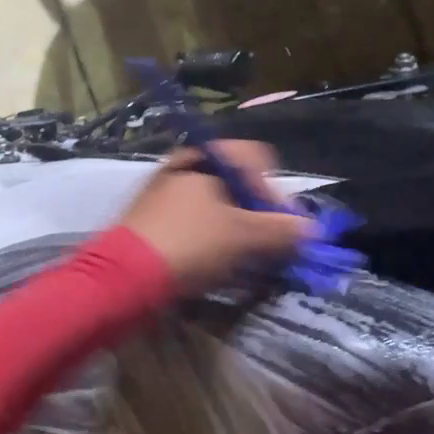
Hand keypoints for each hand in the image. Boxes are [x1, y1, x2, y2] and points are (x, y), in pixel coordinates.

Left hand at [118, 142, 311, 294]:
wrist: (122, 276)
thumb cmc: (190, 244)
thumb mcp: (244, 238)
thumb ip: (283, 230)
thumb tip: (311, 229)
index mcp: (207, 156)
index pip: (258, 158)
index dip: (274, 191)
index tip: (279, 226)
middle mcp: (183, 163)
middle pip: (236, 183)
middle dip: (254, 214)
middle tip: (262, 247)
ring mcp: (162, 189)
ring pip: (213, 204)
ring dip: (232, 230)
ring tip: (238, 260)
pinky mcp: (148, 217)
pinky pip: (191, 221)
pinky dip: (206, 238)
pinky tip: (209, 264)